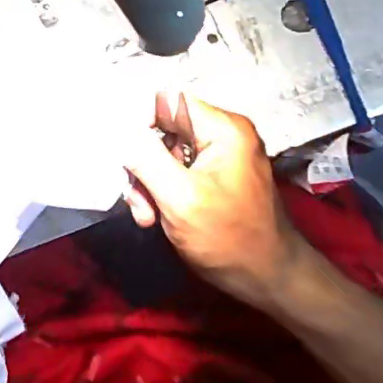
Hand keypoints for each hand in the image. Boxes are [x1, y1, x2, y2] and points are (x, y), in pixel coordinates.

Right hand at [122, 92, 320, 311]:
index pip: (166, 101)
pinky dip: (160, 191)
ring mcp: (218, 156)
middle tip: (136, 196)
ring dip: (147, 183)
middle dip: (140, 162)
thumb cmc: (229, 239)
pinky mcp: (212, 176)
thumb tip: (115, 127)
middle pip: (161, 129)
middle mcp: (222, 134)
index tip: (116, 149)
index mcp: (223, 129)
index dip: (135, 120)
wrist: (267, 281)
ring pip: (162, 153)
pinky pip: (173, 171)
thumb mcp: (180, 198)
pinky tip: (155, 217)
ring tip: (147, 215)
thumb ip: (145, 157)